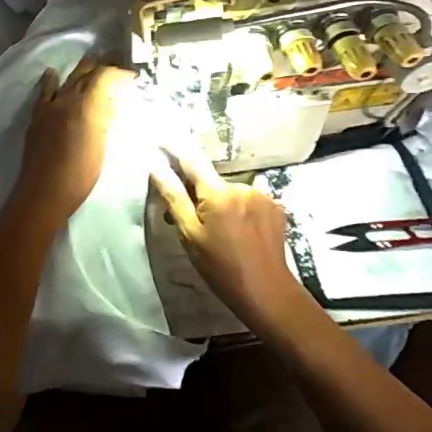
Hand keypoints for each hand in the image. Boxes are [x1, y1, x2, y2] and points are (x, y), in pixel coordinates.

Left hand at [12, 57, 133, 225]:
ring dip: (81, 71)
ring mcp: (49, 107)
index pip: (104, 77)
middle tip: (117, 71)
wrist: (44, 193)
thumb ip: (105, 120)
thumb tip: (111, 103)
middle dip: (102, 68)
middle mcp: (66, 100)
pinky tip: (52, 73)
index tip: (131, 77)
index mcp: (86, 106)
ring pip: (67, 80)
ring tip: (93, 64)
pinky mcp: (37, 117)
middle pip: (85, 74)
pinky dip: (50, 81)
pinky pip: (44, 93)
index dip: (119, 73)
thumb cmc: (80, 176)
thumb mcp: (101, 146)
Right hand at [150, 144, 312, 330]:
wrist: (268, 293)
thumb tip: (155, 166)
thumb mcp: (190, 234)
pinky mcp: (276, 208)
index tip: (159, 138)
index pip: (191, 159)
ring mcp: (262, 196)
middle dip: (198, 194)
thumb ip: (173, 197)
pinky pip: (247, 201)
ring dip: (220, 204)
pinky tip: (240, 234)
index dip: (174, 147)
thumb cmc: (221, 268)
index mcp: (218, 193)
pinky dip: (239, 211)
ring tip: (220, 234)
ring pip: (229, 193)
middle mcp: (242, 187)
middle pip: (211, 181)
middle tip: (191, 221)